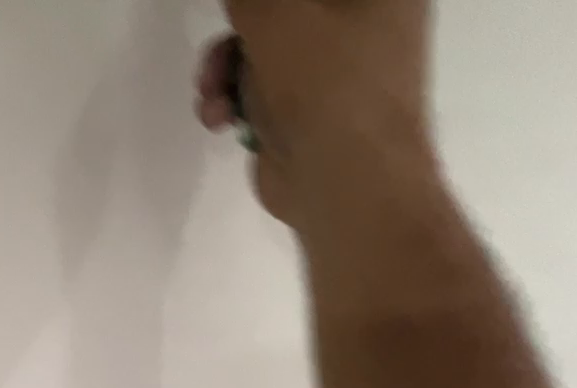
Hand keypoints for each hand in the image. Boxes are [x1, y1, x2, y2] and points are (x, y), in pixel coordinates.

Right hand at [194, 0, 437, 224]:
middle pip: (281, 12)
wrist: (343, 181)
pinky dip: (232, 103)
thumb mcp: (279, 19)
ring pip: (260, 51)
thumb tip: (238, 2)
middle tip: (217, 56)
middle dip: (234, 36)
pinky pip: (258, 90)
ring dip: (223, 75)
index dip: (263, 3)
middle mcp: (362, 20)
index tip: (237, 13)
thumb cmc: (327, 86)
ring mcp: (331, 69)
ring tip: (214, 103)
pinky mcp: (302, 110)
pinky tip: (221, 122)